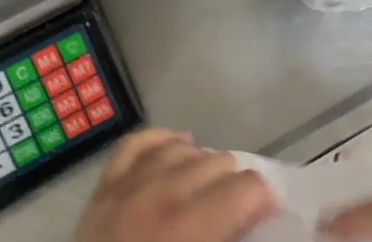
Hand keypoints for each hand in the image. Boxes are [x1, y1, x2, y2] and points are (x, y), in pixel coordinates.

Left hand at [74, 128, 277, 241]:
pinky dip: (162, 140)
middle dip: (236, 185)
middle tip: (238, 211)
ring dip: (202, 164)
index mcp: (189, 230)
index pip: (246, 188)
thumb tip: (253, 226)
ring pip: (181, 150)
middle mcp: (161, 196)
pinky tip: (178, 147)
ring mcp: (128, 187)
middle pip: (217, 163)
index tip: (268, 216)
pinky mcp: (103, 189)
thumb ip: (228, 240)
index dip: (264, 200)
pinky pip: (137, 144)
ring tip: (211, 184)